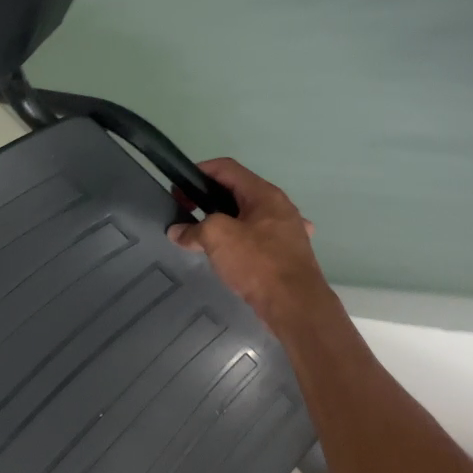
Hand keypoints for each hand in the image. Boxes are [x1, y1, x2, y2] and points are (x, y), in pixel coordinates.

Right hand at [167, 158, 326, 324]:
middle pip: (236, 191)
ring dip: (222, 220)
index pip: (227, 168)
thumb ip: (193, 229)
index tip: (178, 189)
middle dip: (207, 198)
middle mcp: (279, 207)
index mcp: (264, 194)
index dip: (198, 171)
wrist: (295, 304)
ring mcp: (286, 230)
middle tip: (186, 212)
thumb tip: (177, 232)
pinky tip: (232, 253)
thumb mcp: (216, 236)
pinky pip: (256, 237)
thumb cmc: (257, 262)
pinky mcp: (287, 252)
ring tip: (203, 235)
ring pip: (246, 215)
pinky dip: (239, 240)